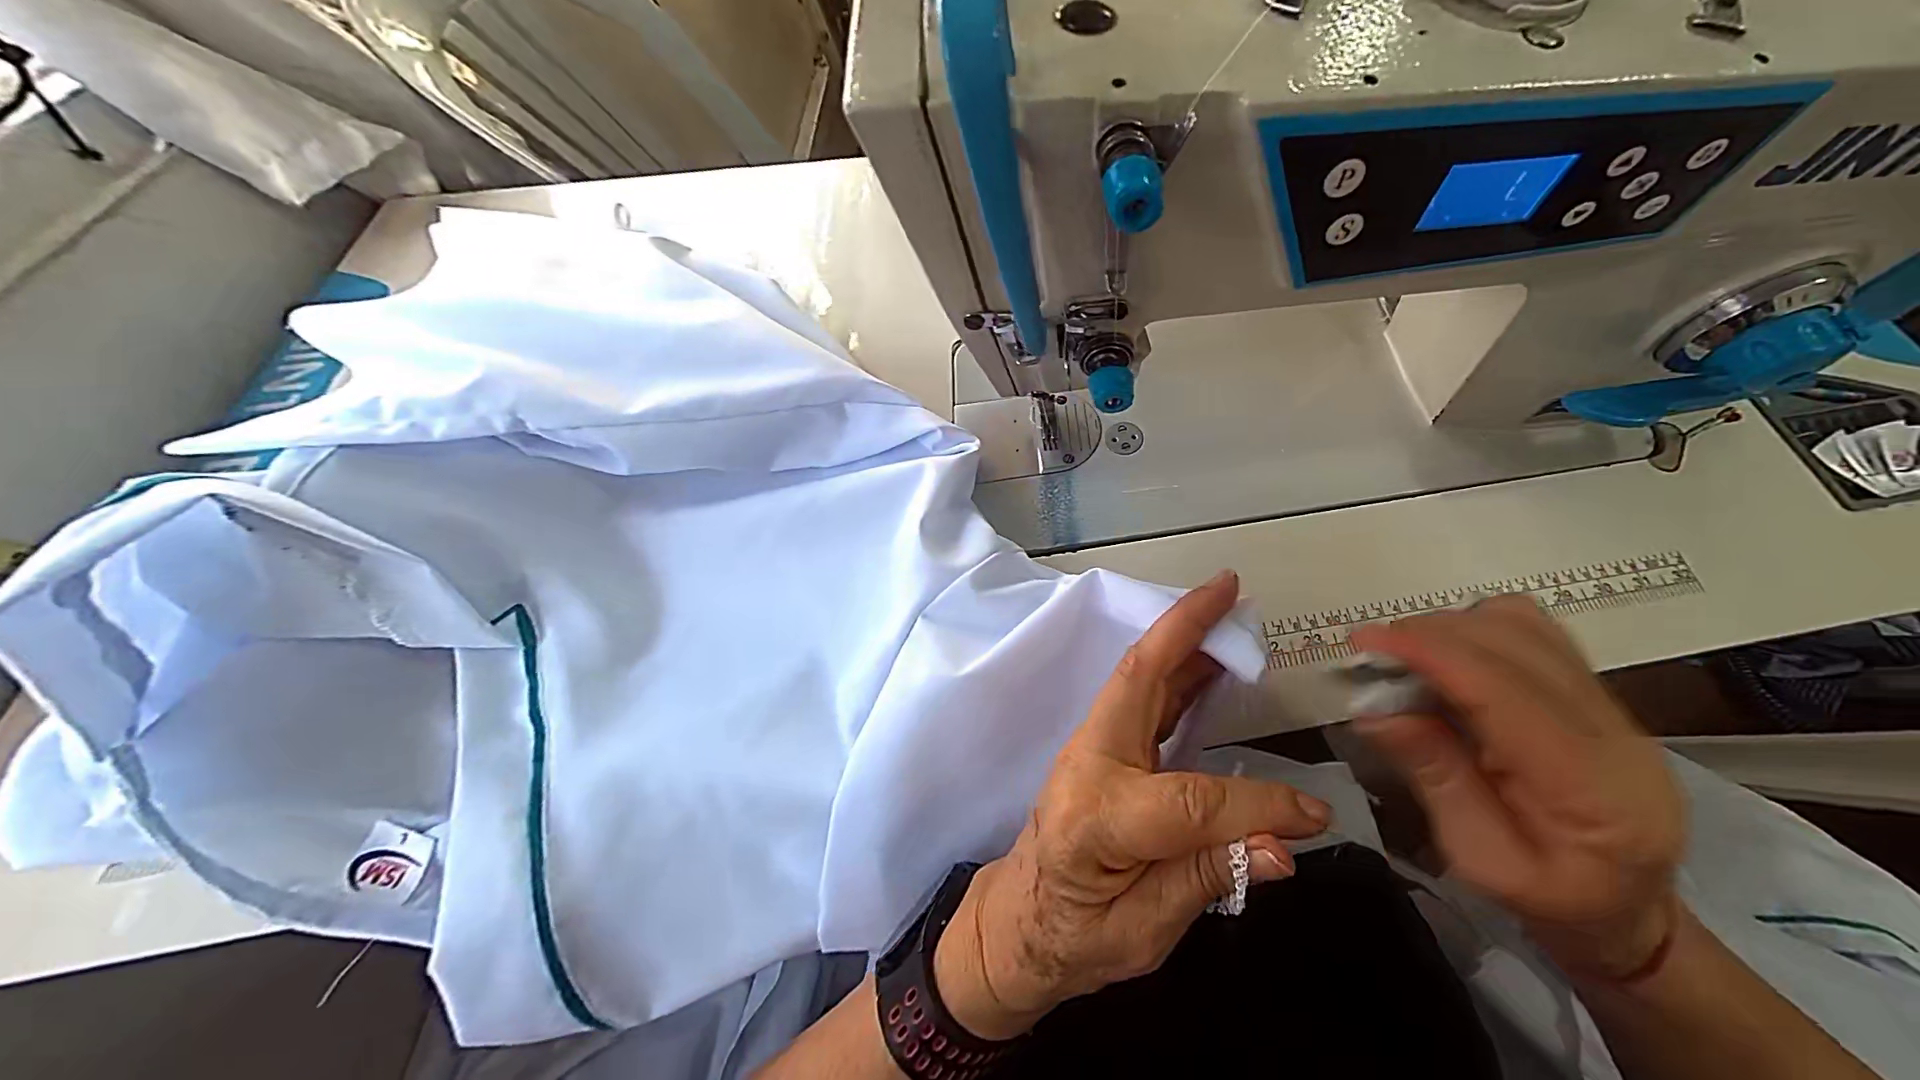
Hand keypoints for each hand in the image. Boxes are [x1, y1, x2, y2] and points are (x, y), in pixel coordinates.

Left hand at [933, 571, 1333, 1038]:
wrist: (1019, 921)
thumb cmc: (1074, 937)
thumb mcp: (1142, 933)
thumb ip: (1205, 881)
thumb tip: (1283, 846)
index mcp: (1097, 818)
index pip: (1193, 801)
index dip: (1261, 808)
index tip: (1312, 818)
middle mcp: (1089, 764)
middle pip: (1137, 681)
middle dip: (1183, 628)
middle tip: (1228, 588)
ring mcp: (1089, 749)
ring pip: (1136, 677)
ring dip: (1181, 639)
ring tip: (1226, 611)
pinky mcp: (1098, 748)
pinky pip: (1140, 696)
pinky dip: (1176, 671)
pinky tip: (1208, 663)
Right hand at [1351, 596, 1686, 979]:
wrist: (1632, 912)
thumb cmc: (1552, 901)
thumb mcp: (1479, 860)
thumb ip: (1435, 780)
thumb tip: (1376, 712)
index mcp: (1590, 786)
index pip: (1504, 690)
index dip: (1430, 653)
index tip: (1364, 641)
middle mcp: (1613, 731)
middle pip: (1514, 642)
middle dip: (1429, 635)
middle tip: (1368, 656)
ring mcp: (1612, 706)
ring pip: (1525, 625)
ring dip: (1451, 628)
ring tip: (1404, 658)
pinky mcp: (1596, 693)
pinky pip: (1532, 632)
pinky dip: (1475, 630)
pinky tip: (1445, 658)